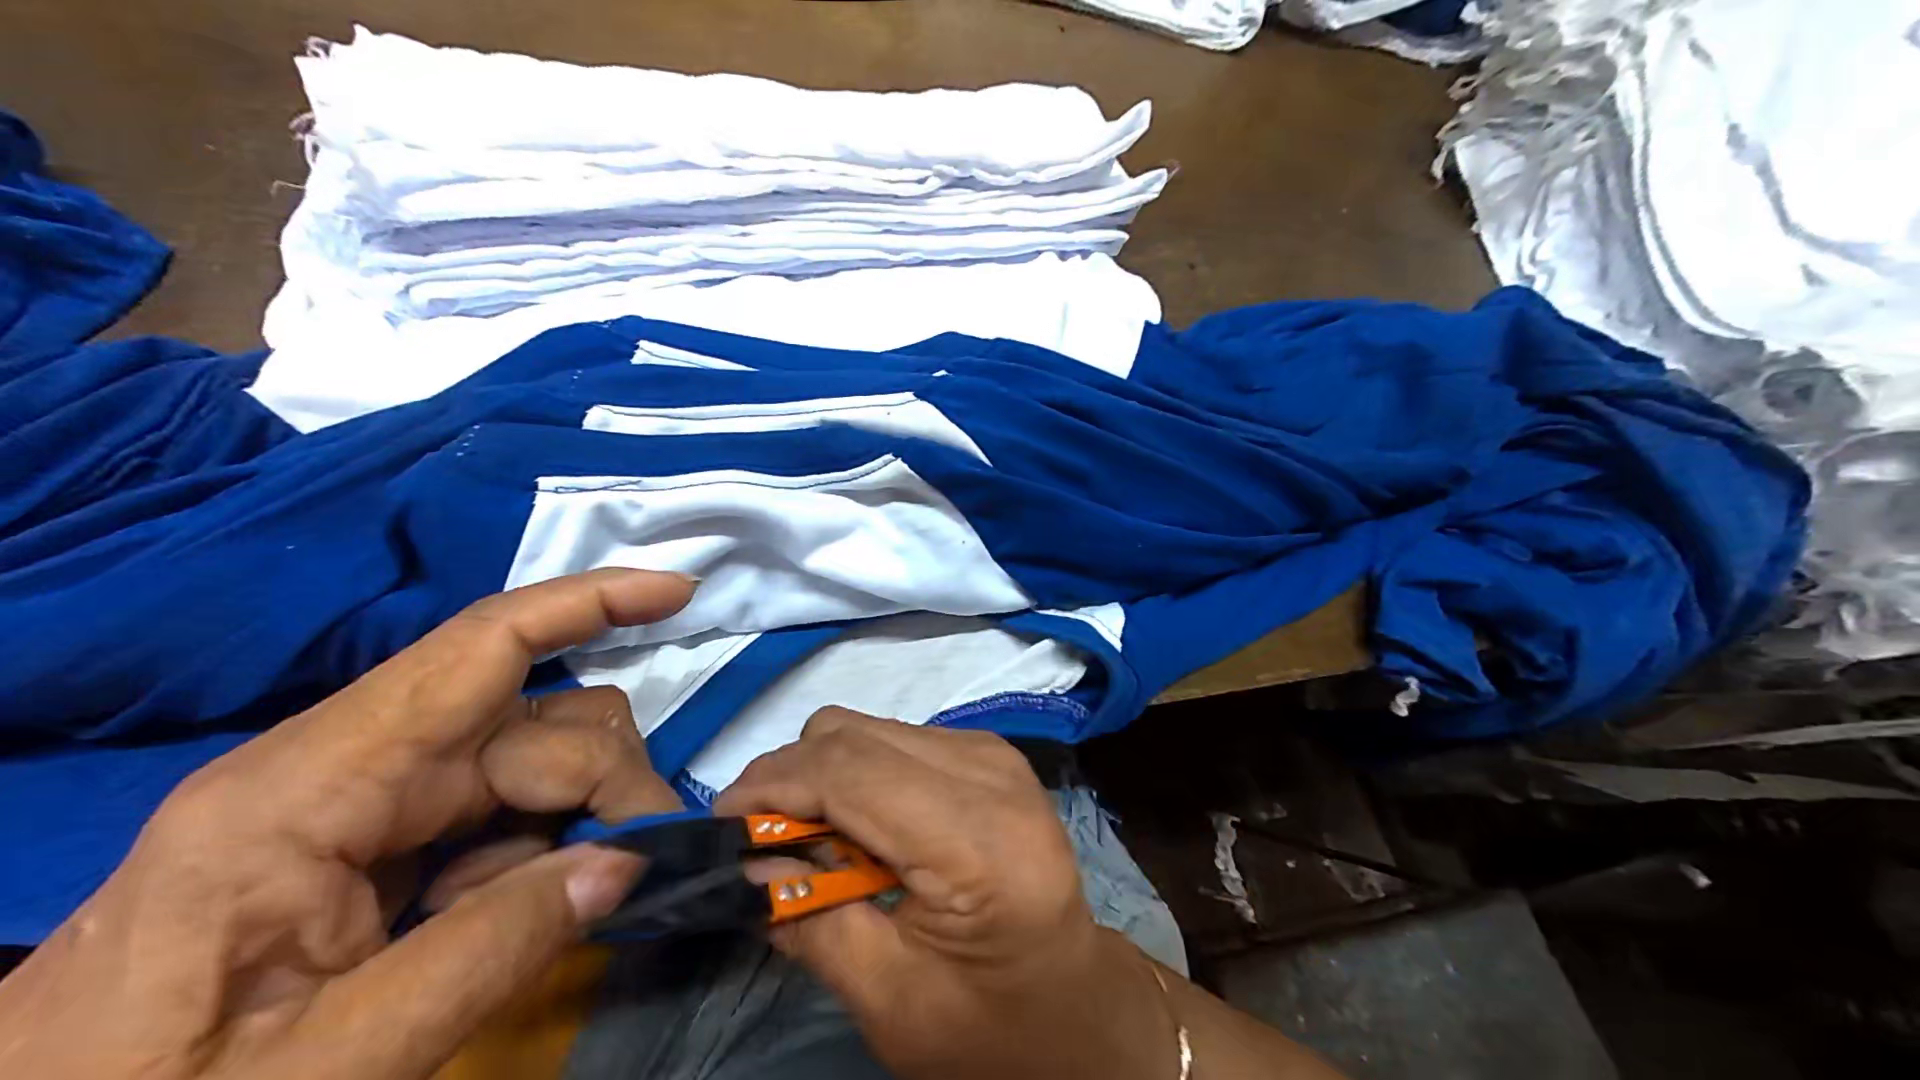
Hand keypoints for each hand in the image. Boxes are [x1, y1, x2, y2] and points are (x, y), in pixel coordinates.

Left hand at [0, 568, 694, 1079]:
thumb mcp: (323, 1072)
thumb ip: (489, 955)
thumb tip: (629, 859)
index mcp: (303, 793)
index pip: (478, 648)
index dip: (589, 602)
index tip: (680, 592)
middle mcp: (342, 769)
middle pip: (534, 724)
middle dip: (608, 784)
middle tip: (647, 865)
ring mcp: (360, 803)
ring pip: (530, 765)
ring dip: (572, 826)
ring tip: (556, 910)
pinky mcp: (373, 839)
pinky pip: (500, 815)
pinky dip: (532, 856)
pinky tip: (500, 919)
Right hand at [715, 708, 1178, 1079]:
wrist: (1077, 1006)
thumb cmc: (990, 1026)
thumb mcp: (889, 1001)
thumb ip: (808, 920)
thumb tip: (740, 862)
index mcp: (978, 840)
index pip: (850, 772)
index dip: (772, 786)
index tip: (719, 824)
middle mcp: (990, 772)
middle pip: (853, 734)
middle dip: (789, 777)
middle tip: (759, 840)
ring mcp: (993, 752)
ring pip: (867, 727)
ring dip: (823, 774)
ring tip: (814, 841)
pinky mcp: (988, 750)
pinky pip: (894, 736)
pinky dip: (858, 773)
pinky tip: (863, 828)